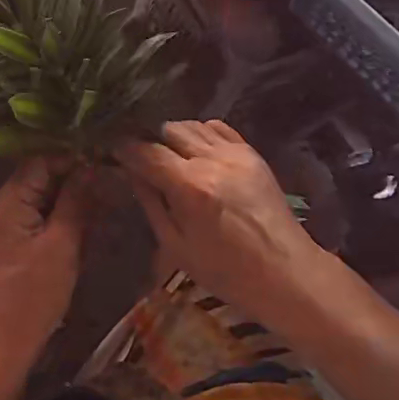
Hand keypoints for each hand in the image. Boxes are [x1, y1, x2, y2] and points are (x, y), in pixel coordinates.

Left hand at [0, 157, 94, 359]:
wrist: (9, 337)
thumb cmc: (35, 289)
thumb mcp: (62, 242)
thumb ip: (75, 200)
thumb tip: (90, 165)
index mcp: (11, 197)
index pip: (42, 159)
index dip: (73, 156)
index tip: (106, 157)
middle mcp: (7, 201)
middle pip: (43, 173)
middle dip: (76, 174)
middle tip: (113, 175)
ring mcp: (12, 219)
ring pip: (47, 194)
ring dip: (74, 194)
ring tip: (109, 194)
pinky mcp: (20, 237)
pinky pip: (45, 213)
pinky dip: (66, 213)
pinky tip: (92, 216)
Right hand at [115, 121, 321, 308]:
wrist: (287, 274)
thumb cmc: (225, 270)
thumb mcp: (174, 244)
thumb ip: (149, 201)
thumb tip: (130, 171)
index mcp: (189, 186)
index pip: (144, 150)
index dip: (124, 148)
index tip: (111, 150)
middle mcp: (211, 160)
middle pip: (166, 129)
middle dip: (148, 138)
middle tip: (138, 154)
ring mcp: (235, 154)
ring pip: (191, 125)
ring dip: (172, 134)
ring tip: (166, 153)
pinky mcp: (251, 154)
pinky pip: (217, 127)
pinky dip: (199, 132)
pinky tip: (195, 150)